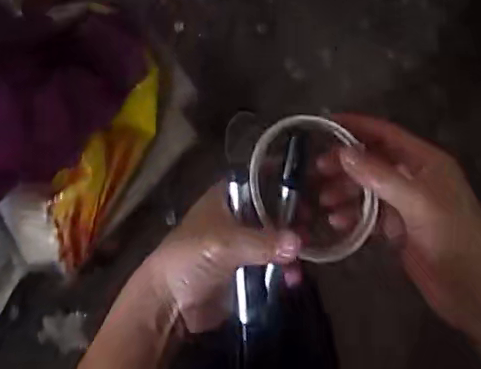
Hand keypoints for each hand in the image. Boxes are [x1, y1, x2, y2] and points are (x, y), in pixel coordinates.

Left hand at [132, 184, 301, 333]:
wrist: (169, 303)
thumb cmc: (191, 256)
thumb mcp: (225, 244)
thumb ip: (261, 242)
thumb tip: (298, 242)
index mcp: (228, 195)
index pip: (261, 178)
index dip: (283, 182)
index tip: (308, 189)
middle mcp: (239, 214)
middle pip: (274, 210)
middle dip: (292, 219)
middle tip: (311, 229)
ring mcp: (244, 243)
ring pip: (276, 239)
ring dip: (291, 249)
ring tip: (302, 261)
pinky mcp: (248, 271)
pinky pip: (273, 265)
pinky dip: (285, 270)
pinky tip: (293, 279)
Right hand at [312, 115, 480, 342]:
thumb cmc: (456, 241)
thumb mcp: (419, 204)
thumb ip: (381, 176)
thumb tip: (344, 152)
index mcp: (426, 161)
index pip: (386, 133)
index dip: (357, 126)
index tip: (325, 122)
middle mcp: (416, 177)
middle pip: (373, 160)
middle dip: (345, 164)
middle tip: (317, 170)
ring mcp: (409, 204)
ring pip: (370, 189)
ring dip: (346, 192)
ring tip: (323, 201)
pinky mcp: (403, 230)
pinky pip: (372, 215)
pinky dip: (354, 217)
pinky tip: (338, 223)